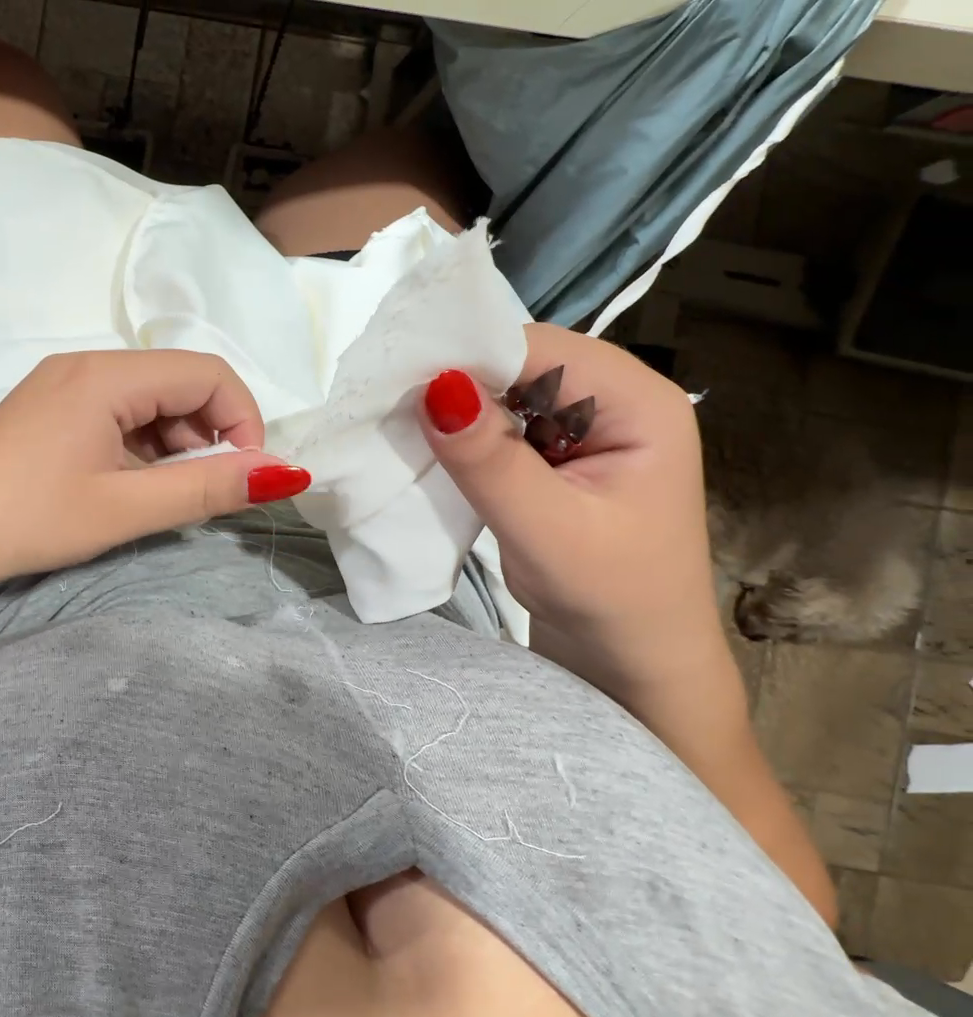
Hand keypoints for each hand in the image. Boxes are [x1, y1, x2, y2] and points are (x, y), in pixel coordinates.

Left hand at [0, 349, 310, 606]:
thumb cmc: (29, 522)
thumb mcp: (124, 509)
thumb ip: (207, 488)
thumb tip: (287, 472)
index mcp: (104, 375)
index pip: (207, 373)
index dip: (242, 420)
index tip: (245, 477)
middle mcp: (81, 364)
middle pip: (175, 382)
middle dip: (205, 434)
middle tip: (199, 494)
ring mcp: (57, 384)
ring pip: (144, 400)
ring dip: (170, 444)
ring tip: (158, 498)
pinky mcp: (42, 409)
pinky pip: (110, 413)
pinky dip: (135, 446)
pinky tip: (124, 488)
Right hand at [419, 324, 723, 700]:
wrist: (631, 661)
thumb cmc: (610, 597)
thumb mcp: (546, 529)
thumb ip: (490, 460)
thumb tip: (434, 387)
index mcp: (638, 403)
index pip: (540, 349)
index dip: (469, 357)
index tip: (397, 383)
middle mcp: (614, 402)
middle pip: (520, 364)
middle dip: (455, 382)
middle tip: (385, 406)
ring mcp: (583, 432)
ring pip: (504, 395)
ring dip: (452, 412)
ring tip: (394, 427)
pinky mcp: (554, 459)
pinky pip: (499, 429)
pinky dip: (460, 439)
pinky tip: (426, 453)